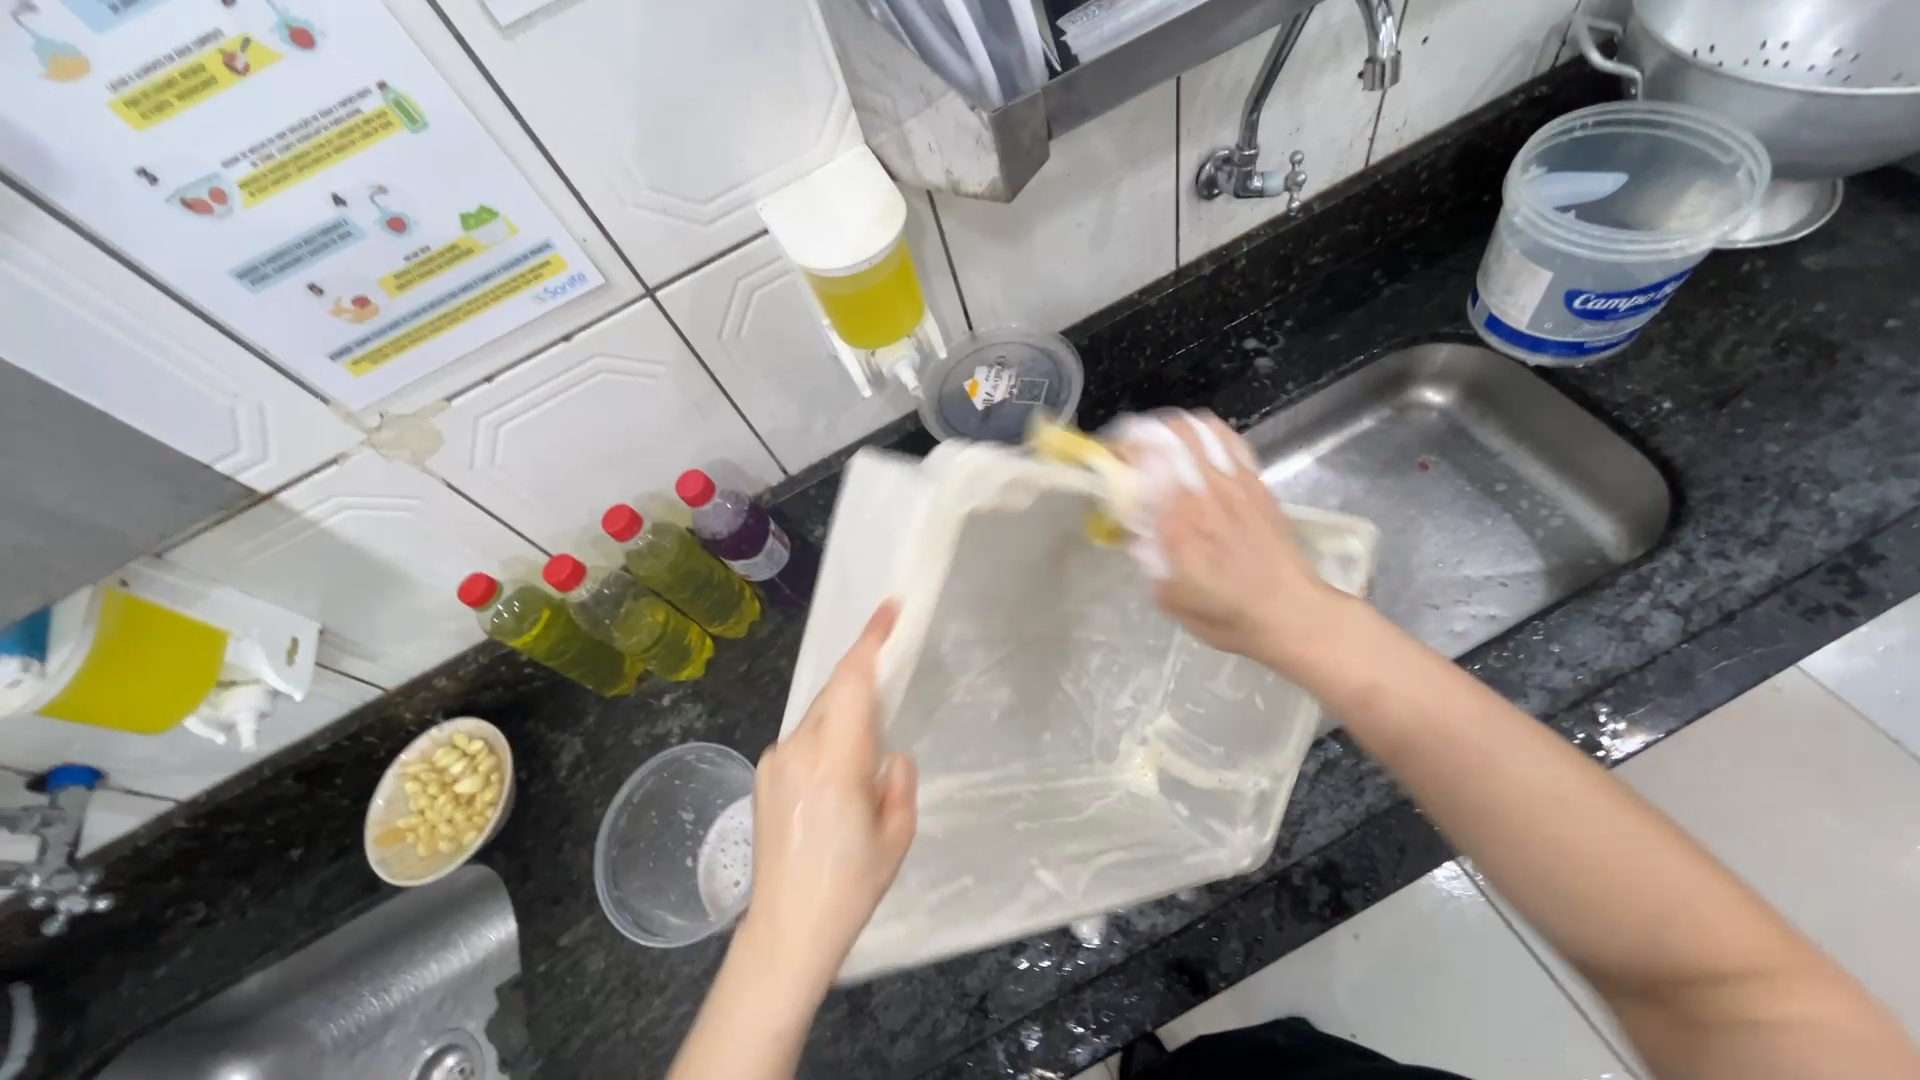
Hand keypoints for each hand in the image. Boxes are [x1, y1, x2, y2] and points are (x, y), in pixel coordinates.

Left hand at [736, 602, 916, 991]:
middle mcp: (797, 749)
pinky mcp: (764, 775)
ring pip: (818, 716)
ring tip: (865, 758)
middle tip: (891, 685)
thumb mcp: (897, 833)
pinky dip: (826, 739)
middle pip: (834, 692)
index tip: (890, 609)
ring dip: (845, 715)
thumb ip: (899, 778)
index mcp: (835, 761)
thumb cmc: (851, 885)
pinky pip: (803, 739)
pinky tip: (836, 781)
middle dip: (863, 677)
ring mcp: (774, 761)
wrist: (787, 929)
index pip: (852, 681)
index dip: (871, 640)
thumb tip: (887, 754)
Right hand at [1113, 411, 1341, 663]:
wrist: (1292, 615)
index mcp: (1179, 523)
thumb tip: (1134, 531)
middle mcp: (1207, 494)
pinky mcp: (1260, 487)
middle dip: (1147, 434)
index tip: (1114, 459)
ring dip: (1179, 429)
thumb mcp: (1169, 598)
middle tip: (1136, 450)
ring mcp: (1238, 485)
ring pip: (1205, 431)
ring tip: (1167, 441)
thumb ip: (1147, 559)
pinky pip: (1234, 444)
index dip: (1125, 451)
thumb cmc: (1227, 616)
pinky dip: (1213, 437)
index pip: (1146, 462)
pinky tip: (1205, 448)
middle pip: (1174, 436)